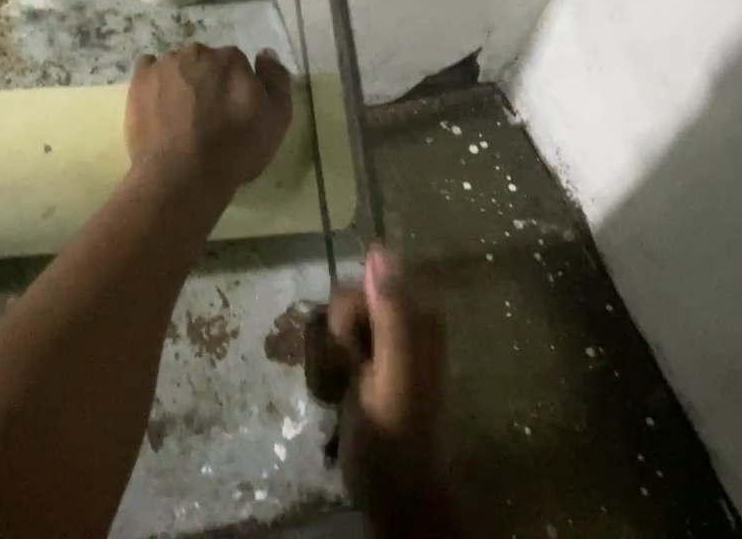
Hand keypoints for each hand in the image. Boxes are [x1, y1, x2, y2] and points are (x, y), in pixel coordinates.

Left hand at [124, 43, 293, 193]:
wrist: (183, 175)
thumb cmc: (236, 149)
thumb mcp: (277, 119)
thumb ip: (276, 80)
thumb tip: (266, 54)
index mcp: (231, 59)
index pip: (236, 65)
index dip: (236, 88)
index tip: (233, 111)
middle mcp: (197, 53)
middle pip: (205, 62)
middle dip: (208, 81)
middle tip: (208, 115)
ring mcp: (164, 66)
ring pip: (177, 66)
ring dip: (181, 82)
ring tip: (180, 116)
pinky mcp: (139, 81)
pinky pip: (148, 69)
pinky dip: (154, 81)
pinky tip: (158, 103)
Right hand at [325, 245, 452, 533]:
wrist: (390, 492)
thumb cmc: (395, 435)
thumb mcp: (395, 374)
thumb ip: (392, 315)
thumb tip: (379, 250)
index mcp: (417, 316)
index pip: (363, 283)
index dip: (347, 314)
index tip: (350, 347)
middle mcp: (399, 323)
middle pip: (342, 303)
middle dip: (334, 339)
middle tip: (347, 375)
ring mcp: (377, 344)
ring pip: (328, 324)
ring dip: (325, 358)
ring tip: (339, 391)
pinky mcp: (359, 364)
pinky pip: (325, 346)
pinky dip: (323, 369)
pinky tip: (334, 394)